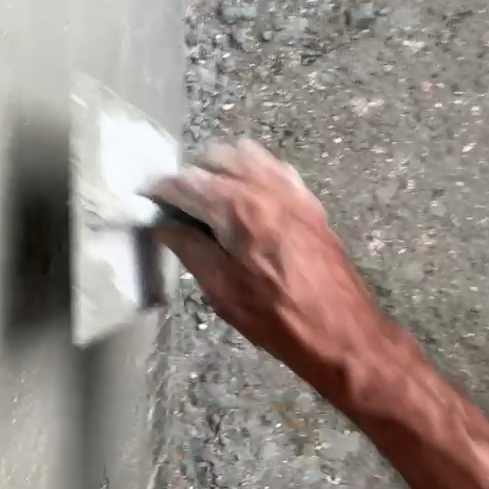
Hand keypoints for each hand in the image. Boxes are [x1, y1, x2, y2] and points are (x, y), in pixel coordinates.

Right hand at [149, 140, 386, 388]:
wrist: (343, 333)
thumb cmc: (278, 319)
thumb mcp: (221, 291)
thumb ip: (189, 248)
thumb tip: (164, 224)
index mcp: (239, 209)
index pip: (187, 183)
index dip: (161, 189)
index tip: (145, 197)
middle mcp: (266, 188)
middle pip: (215, 158)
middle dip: (189, 175)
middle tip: (175, 205)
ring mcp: (292, 191)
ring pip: (246, 154)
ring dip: (220, 168)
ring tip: (207, 198)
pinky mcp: (309, 202)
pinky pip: (274, 168)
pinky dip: (252, 172)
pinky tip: (244, 197)